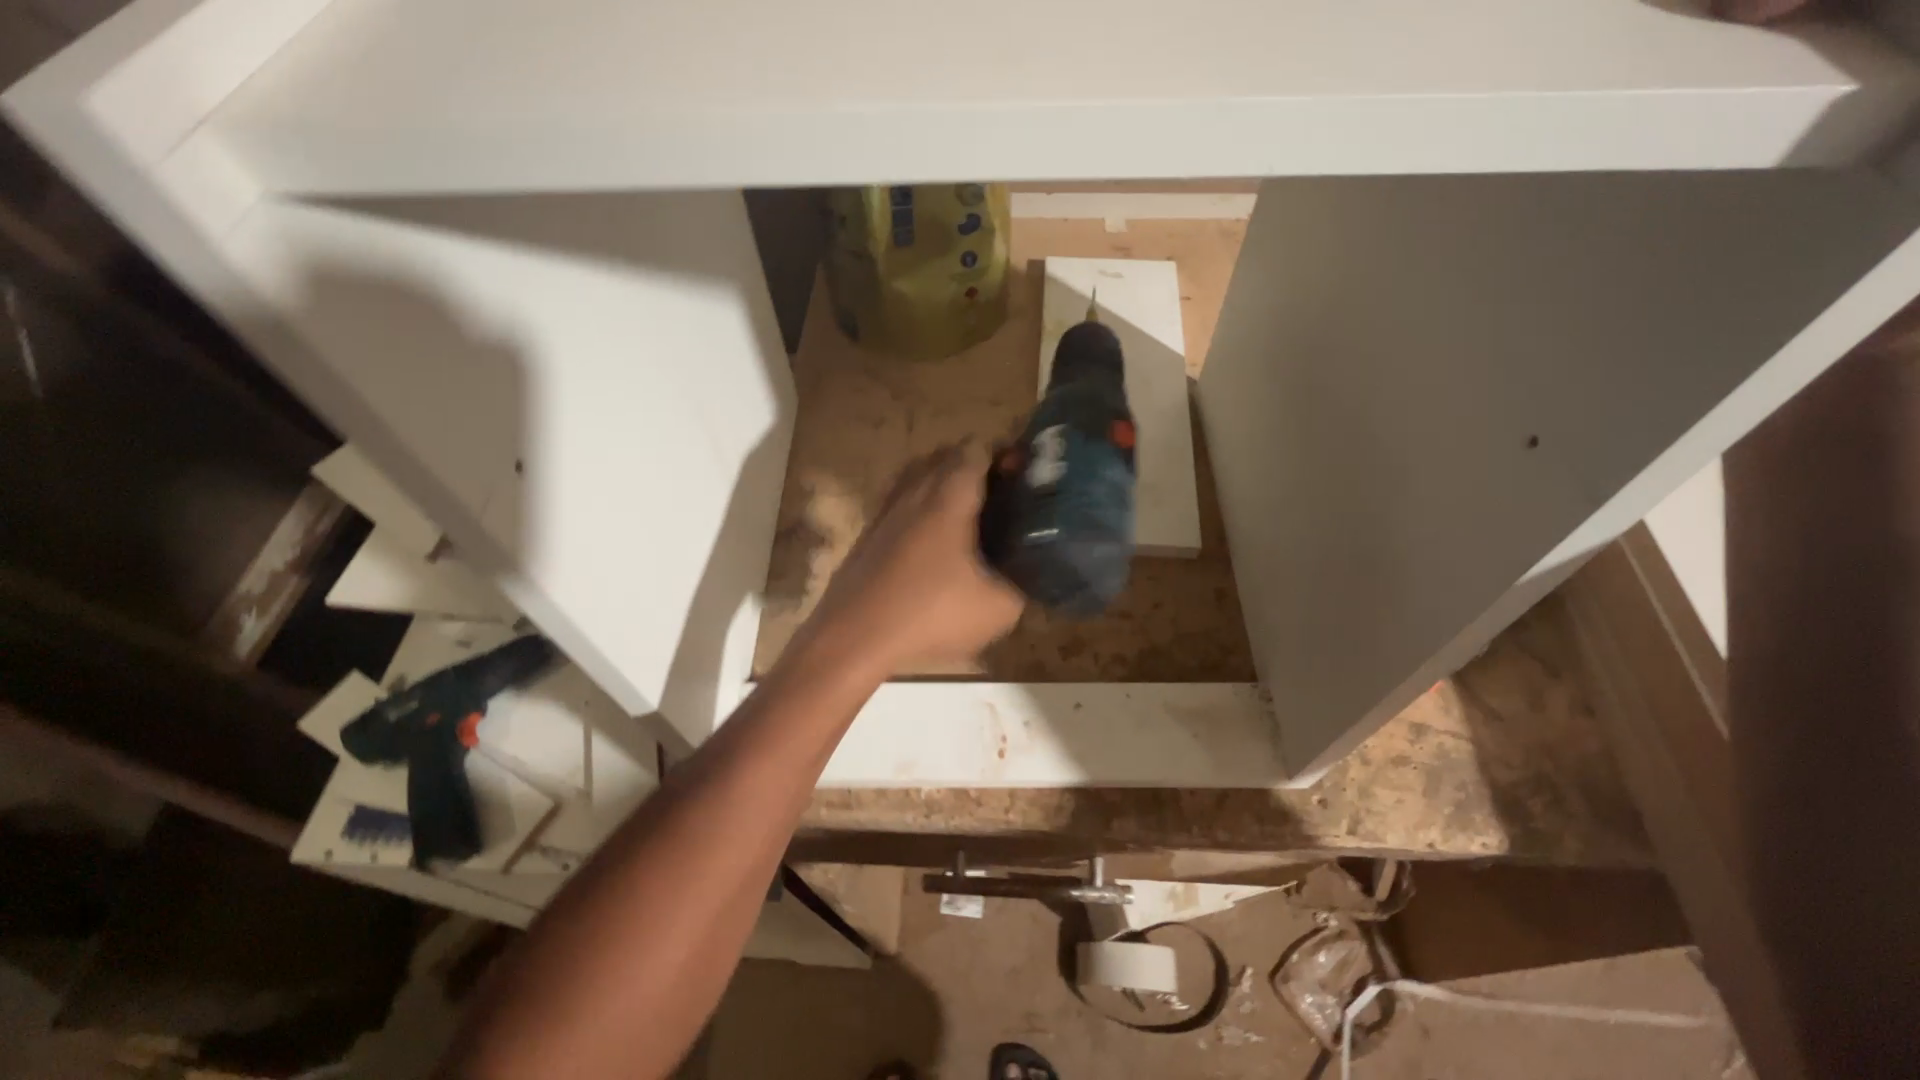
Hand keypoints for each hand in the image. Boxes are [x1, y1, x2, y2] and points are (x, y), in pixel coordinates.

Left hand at [798, 442, 1024, 674]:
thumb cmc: (928, 615)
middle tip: (1000, 499)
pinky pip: (900, 508)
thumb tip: (1023, 575)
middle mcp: (913, 493)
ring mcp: (884, 513)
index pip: (976, 450)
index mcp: (947, 497)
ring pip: (917, 481)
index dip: (1003, 457)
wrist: (852, 639)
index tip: (1022, 479)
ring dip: (943, 489)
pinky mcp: (866, 537)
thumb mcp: (996, 609)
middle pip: (944, 458)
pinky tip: (933, 549)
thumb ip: (1019, 584)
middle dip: (974, 469)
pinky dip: (920, 514)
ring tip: (968, 522)